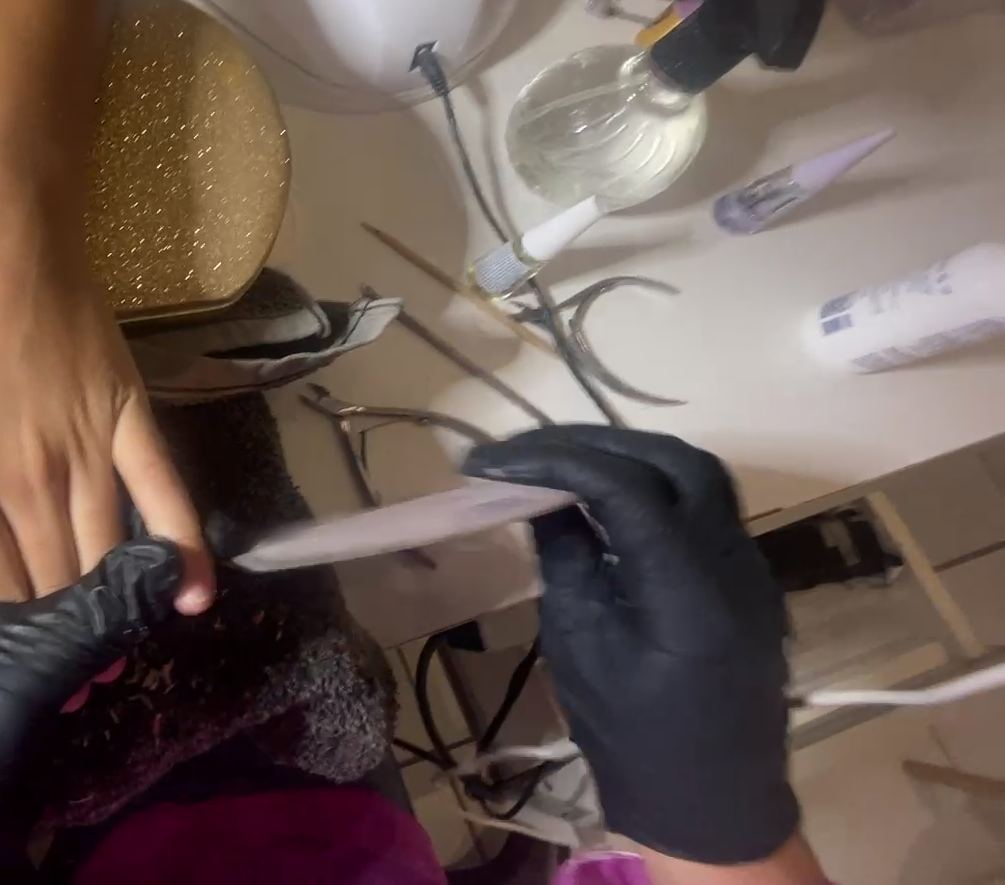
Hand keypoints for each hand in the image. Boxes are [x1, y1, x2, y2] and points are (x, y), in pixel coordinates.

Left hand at [0, 147, 213, 611]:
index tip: (13, 651)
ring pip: (101, 555)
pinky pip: (164, 493)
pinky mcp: (129, 417)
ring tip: (112, 649)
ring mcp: (84, 451)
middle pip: (49, 582)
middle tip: (66, 666)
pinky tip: (191, 597)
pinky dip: (182, 549)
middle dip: (56, 635)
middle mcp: (21, 480)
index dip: (5, 629)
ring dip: (108, 612)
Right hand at [462, 426, 798, 865]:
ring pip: (694, 472)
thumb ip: (563, 554)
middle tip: (517, 450)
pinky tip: (591, 489)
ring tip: (550, 456)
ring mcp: (748, 567)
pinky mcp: (742, 571)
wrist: (709, 794)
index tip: (486, 463)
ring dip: (617, 450)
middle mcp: (734, 567)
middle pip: (673, 462)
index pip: (624, 490)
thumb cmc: (628, 727)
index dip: (551, 461)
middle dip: (587, 441)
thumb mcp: (576, 639)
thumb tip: (534, 494)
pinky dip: (639, 475)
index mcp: (688, 596)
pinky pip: (696, 499)